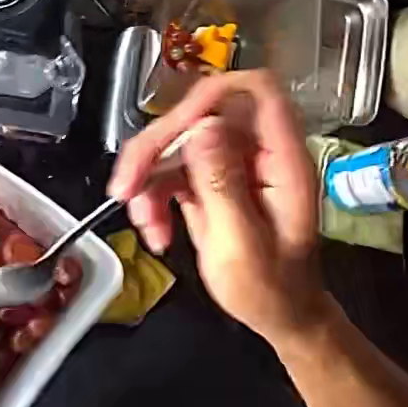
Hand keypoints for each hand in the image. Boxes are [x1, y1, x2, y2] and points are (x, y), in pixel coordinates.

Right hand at [108, 70, 325, 344]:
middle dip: (156, 148)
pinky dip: (153, 194)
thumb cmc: (270, 289)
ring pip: (178, 141)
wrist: (278, 314)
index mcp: (282, 158)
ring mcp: (232, 161)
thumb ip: (222, 183)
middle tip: (125, 187)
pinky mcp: (211, 176)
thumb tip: (204, 126)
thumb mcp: (242, 244)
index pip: (256, 92)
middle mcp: (256, 150)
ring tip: (144, 222)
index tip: (174, 129)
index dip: (213, 94)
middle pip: (200, 115)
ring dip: (148, 178)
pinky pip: (172, 167)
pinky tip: (153, 228)